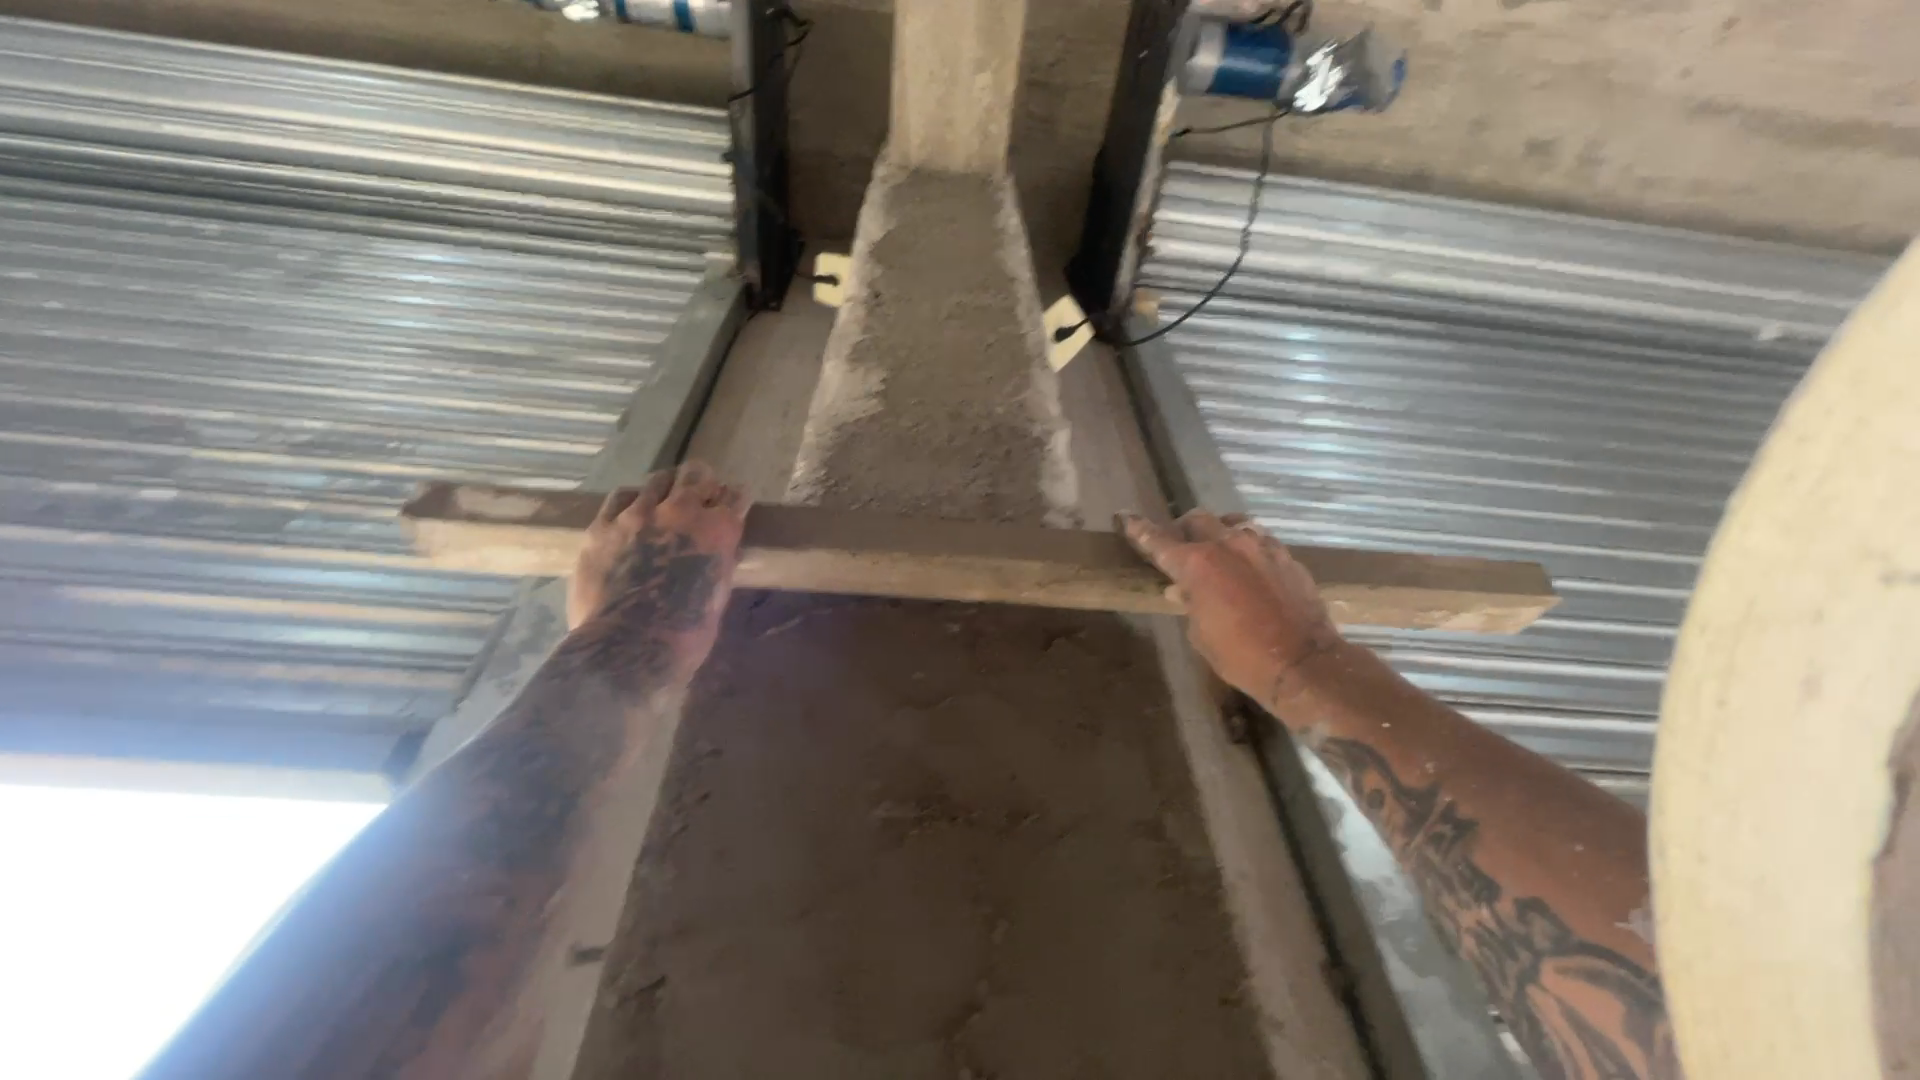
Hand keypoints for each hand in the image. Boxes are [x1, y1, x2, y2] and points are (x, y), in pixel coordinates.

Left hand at [568, 461, 749, 683]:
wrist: (629, 647)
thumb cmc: (687, 634)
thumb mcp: (718, 594)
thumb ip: (718, 562)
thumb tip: (718, 552)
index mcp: (719, 530)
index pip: (736, 496)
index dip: (734, 499)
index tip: (732, 503)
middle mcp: (682, 511)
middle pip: (696, 473)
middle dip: (701, 481)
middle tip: (698, 494)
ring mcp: (639, 514)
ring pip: (657, 480)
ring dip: (665, 489)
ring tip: (662, 502)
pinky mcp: (603, 525)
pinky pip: (619, 498)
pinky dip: (630, 502)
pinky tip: (630, 513)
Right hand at [1119, 510, 1342, 703]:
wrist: (1302, 663)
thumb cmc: (1240, 656)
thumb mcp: (1200, 633)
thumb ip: (1190, 603)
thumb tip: (1183, 590)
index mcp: (1197, 564)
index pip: (1158, 540)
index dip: (1138, 529)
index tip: (1124, 517)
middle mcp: (1228, 545)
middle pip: (1198, 520)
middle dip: (1183, 529)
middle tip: (1179, 544)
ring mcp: (1261, 546)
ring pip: (1232, 523)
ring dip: (1218, 531)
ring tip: (1216, 548)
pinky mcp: (1286, 556)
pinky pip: (1259, 538)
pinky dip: (1246, 546)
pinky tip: (1247, 563)